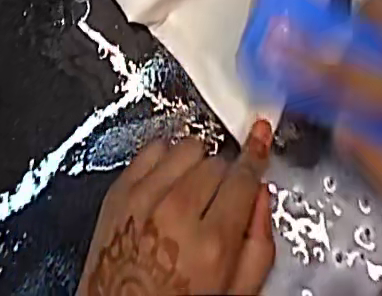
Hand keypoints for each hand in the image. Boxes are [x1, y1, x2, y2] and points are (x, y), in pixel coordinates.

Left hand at [76, 120, 275, 295]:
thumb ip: (259, 247)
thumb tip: (262, 195)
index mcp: (212, 245)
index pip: (242, 178)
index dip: (255, 153)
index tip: (260, 134)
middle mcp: (176, 213)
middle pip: (216, 162)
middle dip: (224, 178)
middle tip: (219, 204)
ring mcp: (143, 196)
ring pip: (186, 148)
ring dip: (196, 164)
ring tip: (192, 194)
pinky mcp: (119, 188)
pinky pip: (153, 147)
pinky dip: (166, 157)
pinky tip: (168, 182)